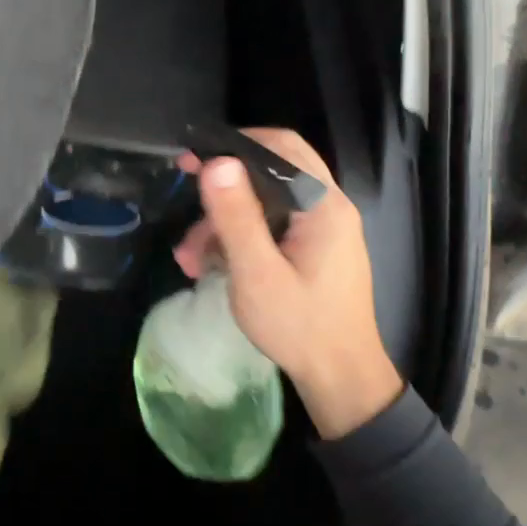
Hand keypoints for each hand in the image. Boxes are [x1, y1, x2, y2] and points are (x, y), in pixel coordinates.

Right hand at [175, 128, 401, 438]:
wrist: (341, 382)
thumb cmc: (300, 327)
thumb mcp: (257, 273)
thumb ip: (237, 216)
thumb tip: (217, 161)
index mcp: (323, 206)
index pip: (281, 146)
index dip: (234, 143)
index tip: (193, 158)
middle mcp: (327, 208)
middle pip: (269, 170)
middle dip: (222, 184)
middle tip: (185, 187)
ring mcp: (320, 228)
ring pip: (263, 201)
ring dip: (222, 220)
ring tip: (188, 256)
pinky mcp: (310, 247)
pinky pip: (269, 224)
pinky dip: (237, 237)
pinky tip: (207, 263)